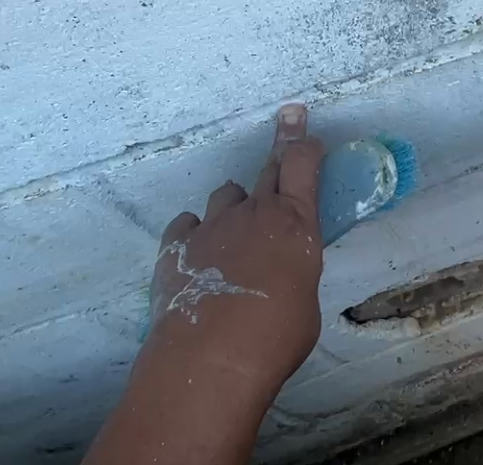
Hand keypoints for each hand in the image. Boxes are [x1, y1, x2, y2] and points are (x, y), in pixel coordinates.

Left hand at [146, 103, 325, 393]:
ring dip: (235, 204)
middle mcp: (256, 213)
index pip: (302, 162)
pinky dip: (194, 232)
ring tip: (235, 229)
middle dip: (280, 145)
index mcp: (296, 222)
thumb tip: (282, 277)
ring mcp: (213, 227)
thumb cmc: (276, 336)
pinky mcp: (177, 249)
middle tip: (286, 125)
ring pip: (226, 194)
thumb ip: (294, 271)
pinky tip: (197, 251)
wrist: (210, 361)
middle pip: (268, 166)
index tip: (301, 121)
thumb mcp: (305, 299)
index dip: (303, 140)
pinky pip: (187, 225)